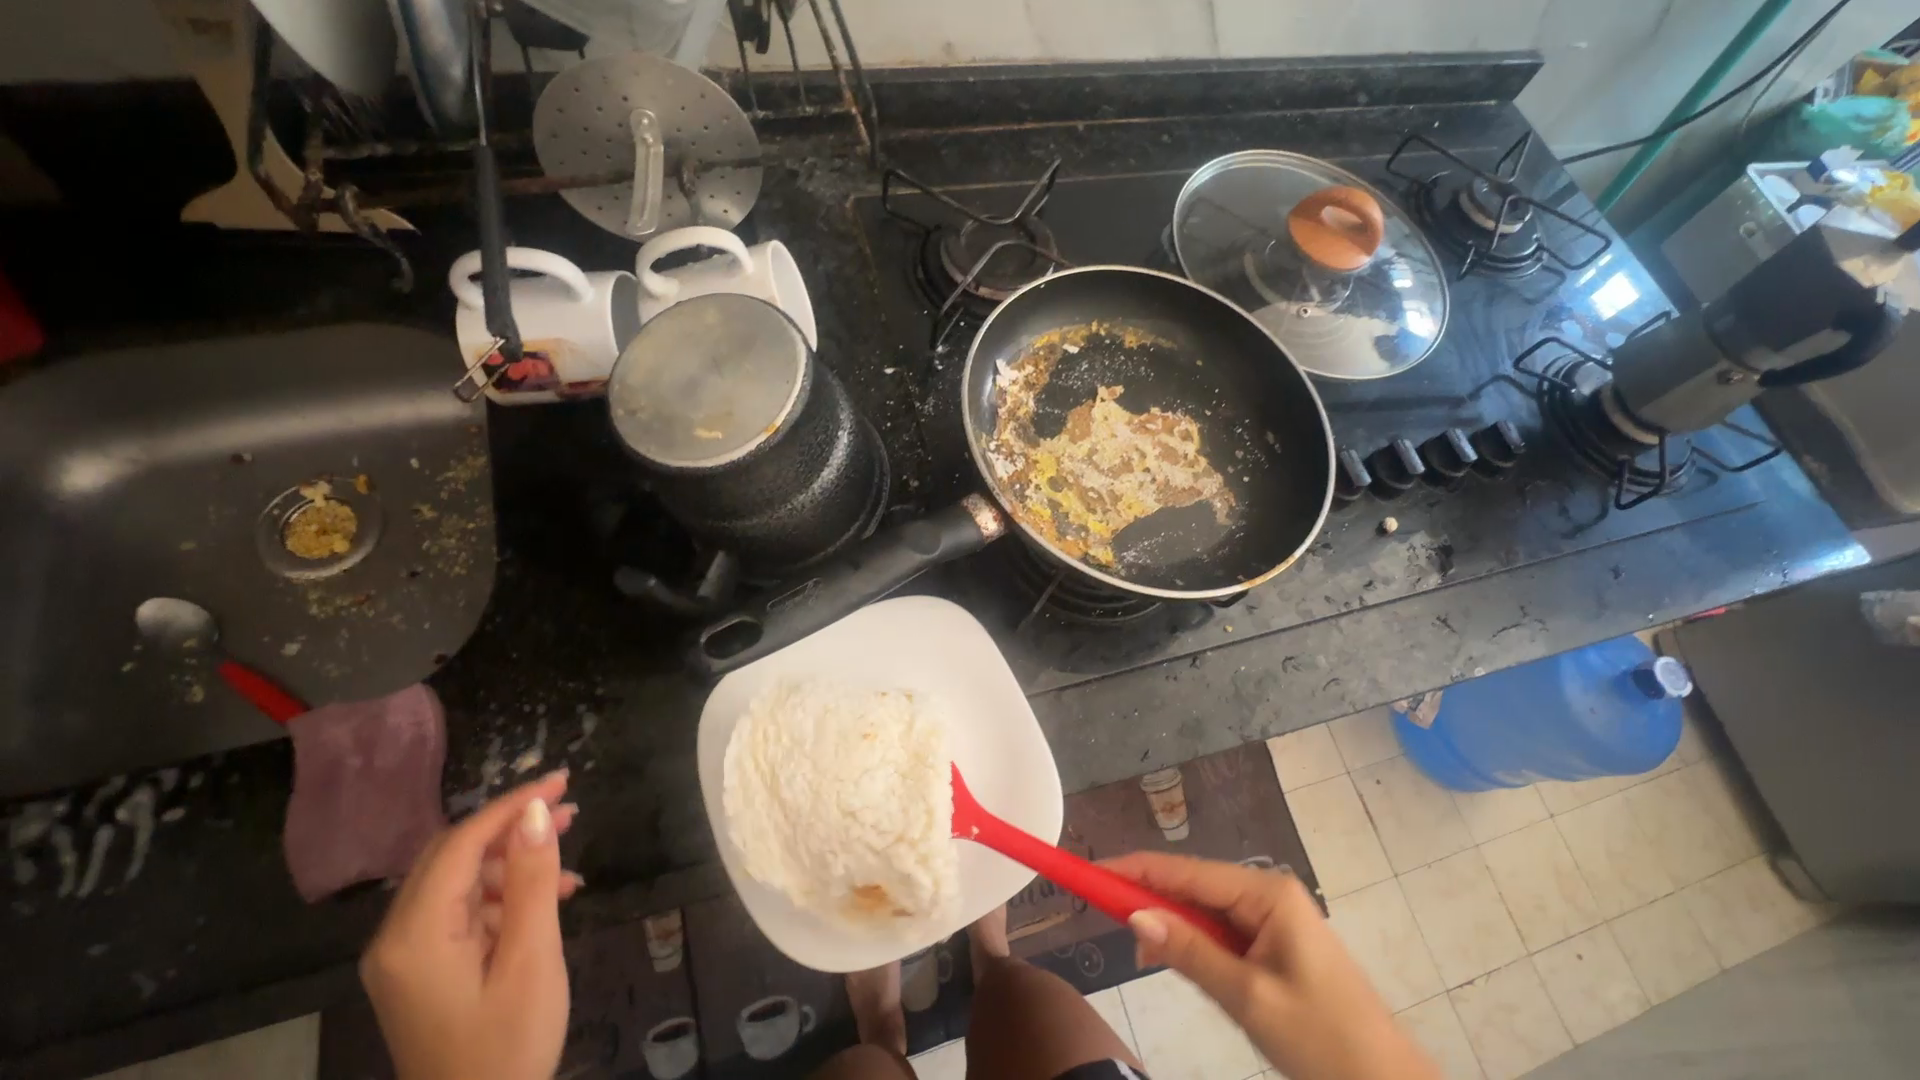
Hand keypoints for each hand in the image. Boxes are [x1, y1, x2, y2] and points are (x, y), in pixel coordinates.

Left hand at [360, 770, 583, 1079]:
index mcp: (416, 934)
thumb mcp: (531, 958)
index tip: (563, 781)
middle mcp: (397, 937)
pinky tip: (551, 896)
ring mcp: (406, 956)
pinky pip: (462, 912)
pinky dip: (505, 895)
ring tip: (568, 849)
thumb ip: (533, 881)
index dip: (512, 805)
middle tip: (571, 807)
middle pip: (455, 856)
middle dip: (513, 826)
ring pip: (460, 880)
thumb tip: (536, 810)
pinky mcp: (422, 970)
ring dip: (513, 860)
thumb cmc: (508, 1045)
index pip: (462, 843)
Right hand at [1106, 853, 1439, 1079]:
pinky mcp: (1274, 945)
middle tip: (1104, 916)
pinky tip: (1176, 962)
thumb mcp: (1248, 997)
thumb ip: (1189, 952)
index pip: (1186, 871)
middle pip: (1192, 885)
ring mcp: (1273, 918)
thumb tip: (1134, 916)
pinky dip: (1194, 945)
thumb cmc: (1323, 1039)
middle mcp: (1268, 893)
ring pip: (1204, 911)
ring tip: (1142, 955)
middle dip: (1149, 898)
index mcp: (1267, 892)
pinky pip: (1221, 933)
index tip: (1090, 872)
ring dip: (1171, 927)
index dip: (1135, 870)